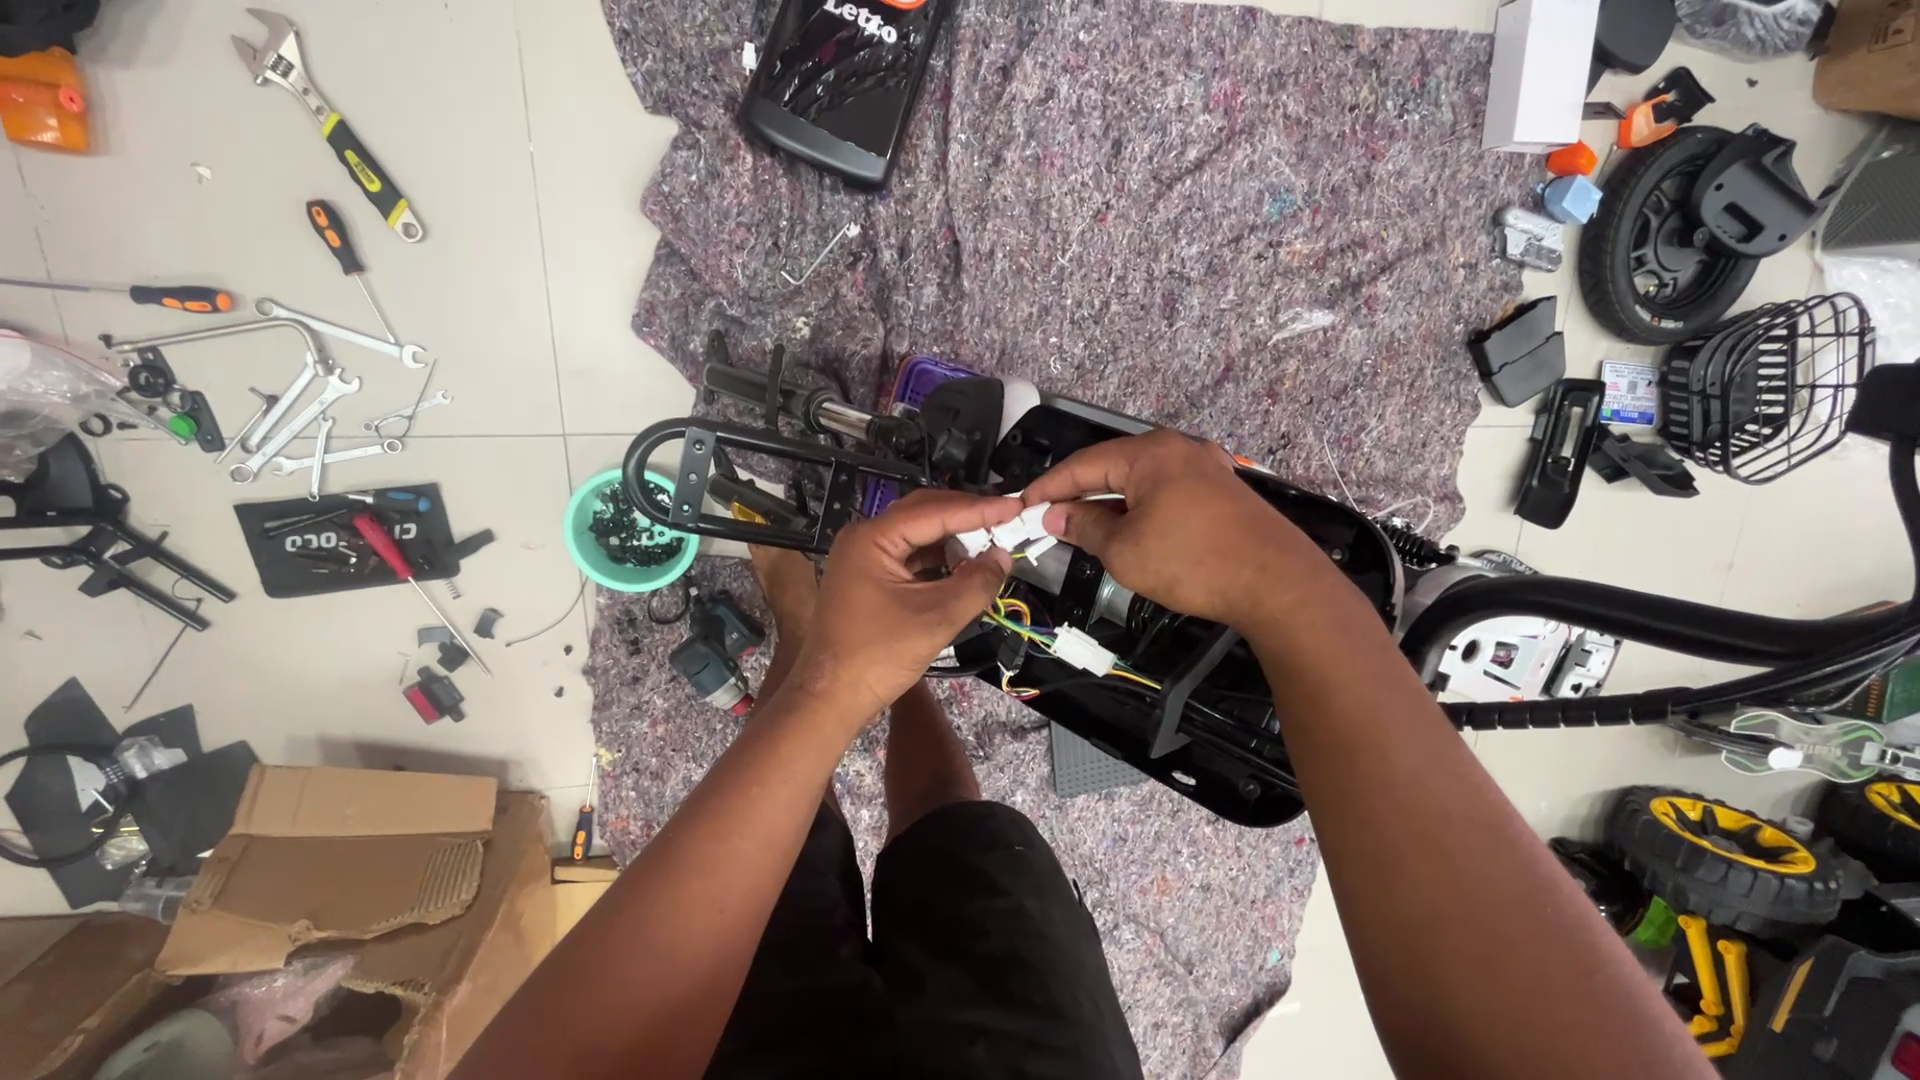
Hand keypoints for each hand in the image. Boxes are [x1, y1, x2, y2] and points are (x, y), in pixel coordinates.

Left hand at [789, 489, 1018, 721]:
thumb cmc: (878, 657)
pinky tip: (965, 566)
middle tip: (1007, 519)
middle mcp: (864, 538)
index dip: (979, 509)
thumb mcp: (936, 618)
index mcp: (872, 538)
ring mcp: (864, 558)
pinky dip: (939, 559)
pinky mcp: (869, 579)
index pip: (934, 512)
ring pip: (917, 536)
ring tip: (992, 541)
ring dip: (954, 539)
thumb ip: (975, 584)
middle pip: (924, 514)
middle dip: (966, 517)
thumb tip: (1004, 557)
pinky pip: (910, 557)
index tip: (1015, 507)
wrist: (830, 697)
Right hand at [1021, 430, 1328, 626]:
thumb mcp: (1124, 550)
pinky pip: (1166, 490)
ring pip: (1141, 480)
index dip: (1049, 487)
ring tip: (1085, 528)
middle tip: (1050, 518)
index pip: (1083, 464)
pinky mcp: (1222, 490)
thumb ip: (1085, 527)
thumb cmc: (1192, 562)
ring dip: (1111, 502)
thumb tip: (1057, 516)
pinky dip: (1141, 507)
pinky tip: (1131, 529)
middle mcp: (1178, 448)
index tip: (1023, 506)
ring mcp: (1205, 467)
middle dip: (1080, 494)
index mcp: (1150, 453)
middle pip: (1113, 466)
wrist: (1277, 583)